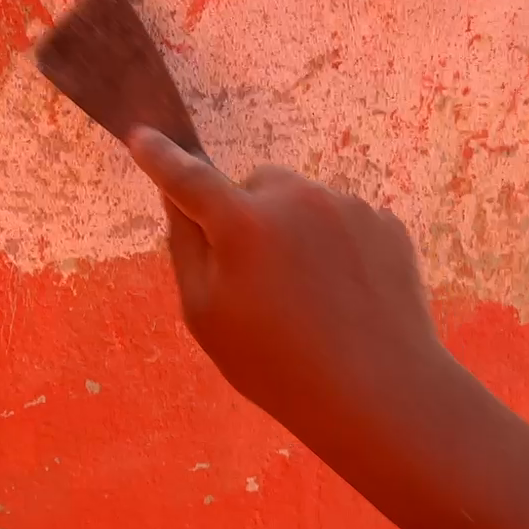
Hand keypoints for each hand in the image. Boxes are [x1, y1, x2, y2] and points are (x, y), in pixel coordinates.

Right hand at [126, 126, 456, 439]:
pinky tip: (341, 291)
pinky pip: (340, 219)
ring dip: (290, 227)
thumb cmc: (275, 364)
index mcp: (244, 223)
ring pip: (300, 202)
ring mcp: (349, 207)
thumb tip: (179, 202)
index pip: (188, 178)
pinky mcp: (386, 223)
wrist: (381, 394)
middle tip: (253, 272)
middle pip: (254, 186)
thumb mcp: (205, 314)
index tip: (142, 135)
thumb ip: (186, 248)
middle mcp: (298, 198)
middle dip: (244, 213)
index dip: (160, 157)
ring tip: (306, 291)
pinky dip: (330, 242)